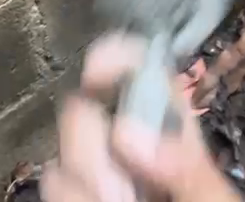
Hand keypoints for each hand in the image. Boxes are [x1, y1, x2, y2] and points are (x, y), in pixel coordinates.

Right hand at [42, 35, 242, 201]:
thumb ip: (189, 173)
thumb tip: (127, 134)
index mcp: (172, 137)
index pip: (141, 71)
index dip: (114, 57)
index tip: (95, 75)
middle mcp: (129, 149)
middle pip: (81, 108)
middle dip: (89, 149)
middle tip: (119, 195)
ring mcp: (101, 178)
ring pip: (62, 153)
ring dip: (84, 183)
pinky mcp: (80, 194)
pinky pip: (54, 183)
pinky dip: (71, 197)